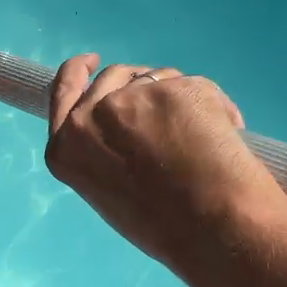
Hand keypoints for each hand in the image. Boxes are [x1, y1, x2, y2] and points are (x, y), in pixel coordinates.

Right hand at [45, 56, 286, 269]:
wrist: (210, 224)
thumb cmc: (157, 224)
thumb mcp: (107, 188)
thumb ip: (103, 150)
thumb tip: (131, 125)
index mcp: (65, 147)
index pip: (63, 89)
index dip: (79, 70)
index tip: (94, 61)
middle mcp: (90, 116)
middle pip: (113, 77)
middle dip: (138, 83)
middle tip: (165, 107)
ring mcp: (132, 98)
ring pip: (156, 76)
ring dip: (174, 96)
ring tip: (198, 135)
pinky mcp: (176, 88)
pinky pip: (193, 84)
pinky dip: (211, 104)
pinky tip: (223, 134)